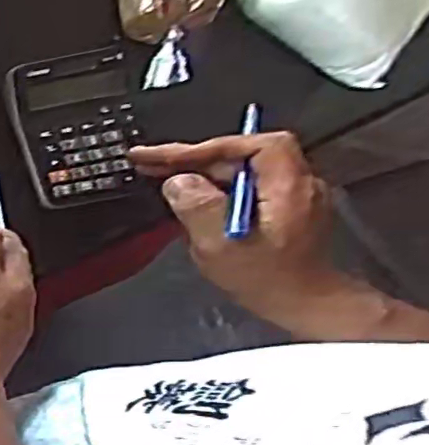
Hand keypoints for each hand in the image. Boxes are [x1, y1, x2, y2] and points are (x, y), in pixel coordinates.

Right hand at [128, 133, 343, 323]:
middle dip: (194, 155)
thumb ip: (199, 209)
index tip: (164, 156)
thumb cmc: (260, 275)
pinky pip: (239, 183)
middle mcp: (293, 184)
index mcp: (287, 188)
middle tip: (147, 160)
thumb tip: (177, 181)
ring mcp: (285, 195)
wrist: (296, 297)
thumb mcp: (219, 244)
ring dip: (196, 168)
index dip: (209, 147)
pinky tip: (182, 189)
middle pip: (243, 155)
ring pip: (239, 169)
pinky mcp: (273, 206)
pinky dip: (207, 182)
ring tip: (155, 171)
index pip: (256, 146)